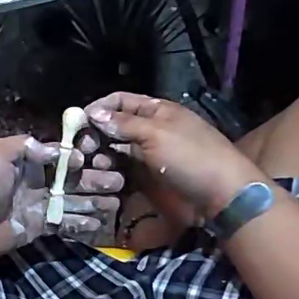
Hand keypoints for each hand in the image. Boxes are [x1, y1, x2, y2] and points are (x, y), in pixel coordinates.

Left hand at [0, 134, 123, 258]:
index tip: (95, 157)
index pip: (58, 155)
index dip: (77, 157)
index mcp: (25, 160)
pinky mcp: (39, 225)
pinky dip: (81, 221)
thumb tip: (57, 151)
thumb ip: (27, 146)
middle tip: (117, 180)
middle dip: (93, 179)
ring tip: (116, 200)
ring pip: (72, 199)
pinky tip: (99, 221)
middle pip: (71, 178)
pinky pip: (64, 221)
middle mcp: (35, 180)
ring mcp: (38, 204)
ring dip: (94, 200)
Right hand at [81, 92, 260, 217]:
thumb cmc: (192, 157)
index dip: (99, 108)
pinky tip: (103, 180)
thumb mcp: (156, 134)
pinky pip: (119, 173)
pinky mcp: (145, 180)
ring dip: (100, 158)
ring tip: (94, 167)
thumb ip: (122, 123)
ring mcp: (146, 157)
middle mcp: (149, 132)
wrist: (220, 197)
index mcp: (156, 112)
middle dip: (95, 136)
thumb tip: (92, 113)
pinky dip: (108, 175)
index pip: (120, 101)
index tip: (79, 122)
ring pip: (112, 152)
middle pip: (112, 127)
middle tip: (83, 150)